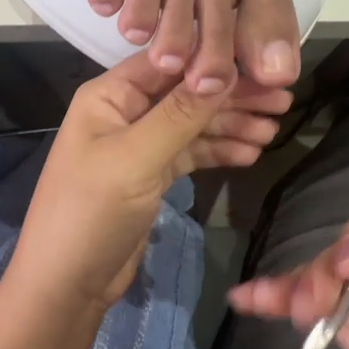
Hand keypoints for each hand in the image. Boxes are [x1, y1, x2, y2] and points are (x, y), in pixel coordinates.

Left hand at [9, 52, 292, 307]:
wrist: (66, 286)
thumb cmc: (91, 212)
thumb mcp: (136, 159)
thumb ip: (180, 114)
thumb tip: (224, 69)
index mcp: (110, 94)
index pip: (169, 62)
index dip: (215, 62)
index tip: (261, 65)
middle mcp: (124, 110)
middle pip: (186, 92)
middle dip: (231, 97)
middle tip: (282, 100)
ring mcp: (139, 143)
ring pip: (193, 124)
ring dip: (231, 125)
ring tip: (274, 130)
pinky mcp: (151, 174)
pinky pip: (190, 152)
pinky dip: (218, 151)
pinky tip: (250, 154)